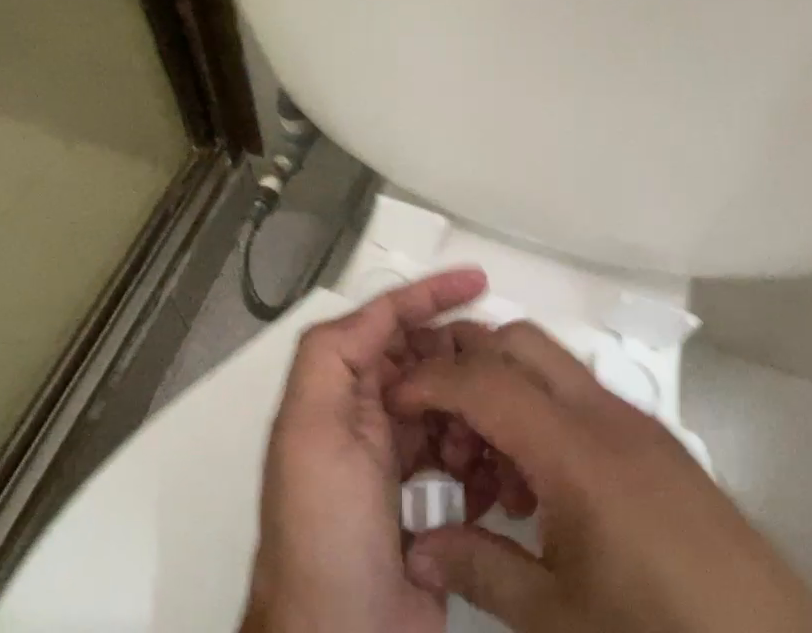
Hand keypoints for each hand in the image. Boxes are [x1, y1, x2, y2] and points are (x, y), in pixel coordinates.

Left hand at [239, 267, 488, 632]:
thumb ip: (332, 357)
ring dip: (476, 417)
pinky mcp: (428, 505)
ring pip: (451, 410)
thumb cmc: (324, 530)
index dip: (427, 296)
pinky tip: (492, 480)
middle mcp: (364, 422)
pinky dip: (481, 460)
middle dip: (461, 363)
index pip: (383, 324)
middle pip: (424, 363)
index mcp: (335, 397)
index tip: (478, 282)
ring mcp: (397, 465)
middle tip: (501, 374)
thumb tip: (378, 310)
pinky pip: (464, 460)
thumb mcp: (310, 432)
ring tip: (493, 440)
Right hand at [391, 321, 811, 632]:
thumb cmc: (655, 627)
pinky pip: (583, 400)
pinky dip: (543, 416)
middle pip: (520, 343)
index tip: (393, 401)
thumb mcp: (555, 614)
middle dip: (466, 363)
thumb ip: (479, 568)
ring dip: (506, 393)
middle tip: (437, 422)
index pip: (485, 381)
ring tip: (491, 473)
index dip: (430, 382)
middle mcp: (606, 415)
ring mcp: (638, 424)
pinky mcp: (657, 444)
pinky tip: (541, 490)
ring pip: (552, 368)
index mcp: (575, 449)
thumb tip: (418, 548)